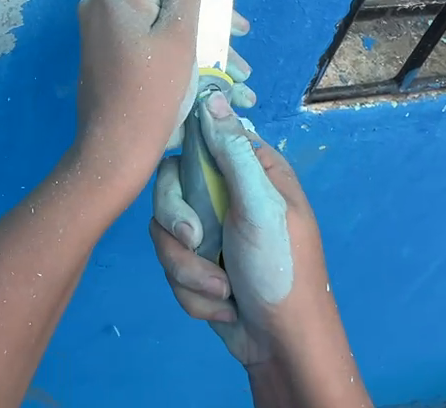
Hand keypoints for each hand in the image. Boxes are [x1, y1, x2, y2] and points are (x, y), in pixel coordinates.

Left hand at [73, 0, 222, 188]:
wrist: (115, 150)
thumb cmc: (153, 92)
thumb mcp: (180, 35)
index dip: (209, 12)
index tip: (239, 35)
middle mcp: (100, 6)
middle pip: (166, 10)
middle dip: (206, 36)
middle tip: (238, 66)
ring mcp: (97, 33)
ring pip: (158, 33)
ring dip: (194, 53)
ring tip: (230, 83)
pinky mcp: (101, 58)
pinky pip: (143, 49)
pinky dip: (171, 62)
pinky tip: (200, 85)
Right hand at [150, 94, 331, 367]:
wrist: (280, 349)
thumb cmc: (280, 269)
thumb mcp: (260, 207)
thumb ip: (232, 151)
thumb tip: (210, 96)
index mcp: (249, 168)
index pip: (200, 136)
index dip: (182, 153)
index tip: (180, 176)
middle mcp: (227, 192)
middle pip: (170, 184)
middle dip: (178, 223)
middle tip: (196, 239)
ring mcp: (210, 228)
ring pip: (165, 229)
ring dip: (188, 268)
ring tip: (221, 291)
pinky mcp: (196, 262)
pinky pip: (170, 263)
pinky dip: (193, 291)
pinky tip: (221, 305)